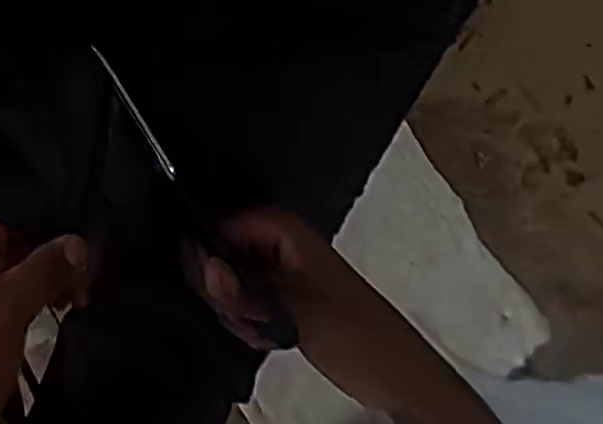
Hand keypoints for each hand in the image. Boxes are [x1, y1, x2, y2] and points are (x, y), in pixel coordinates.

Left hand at [0, 212, 91, 423]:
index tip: (93, 240)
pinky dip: (51, 290)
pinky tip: (72, 302)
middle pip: (35, 233)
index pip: (29, 208)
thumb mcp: (9, 307)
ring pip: (36, 259)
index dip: (61, 222)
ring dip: (60, 275)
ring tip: (83, 295)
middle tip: (90, 277)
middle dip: (64, 253)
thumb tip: (82, 242)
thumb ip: (45, 269)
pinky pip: (31, 282)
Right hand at [187, 207, 344, 347]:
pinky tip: (266, 336)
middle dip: (227, 290)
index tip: (212, 286)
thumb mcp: (291, 310)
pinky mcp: (285, 297)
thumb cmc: (355, 333)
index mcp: (283, 228)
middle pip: (226, 254)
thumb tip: (205, 267)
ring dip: (240, 310)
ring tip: (261, 329)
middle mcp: (279, 242)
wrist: (397, 376)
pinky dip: (250, 320)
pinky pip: (248, 300)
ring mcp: (282, 270)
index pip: (222, 225)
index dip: (211, 254)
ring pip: (235, 282)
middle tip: (245, 314)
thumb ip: (242, 288)